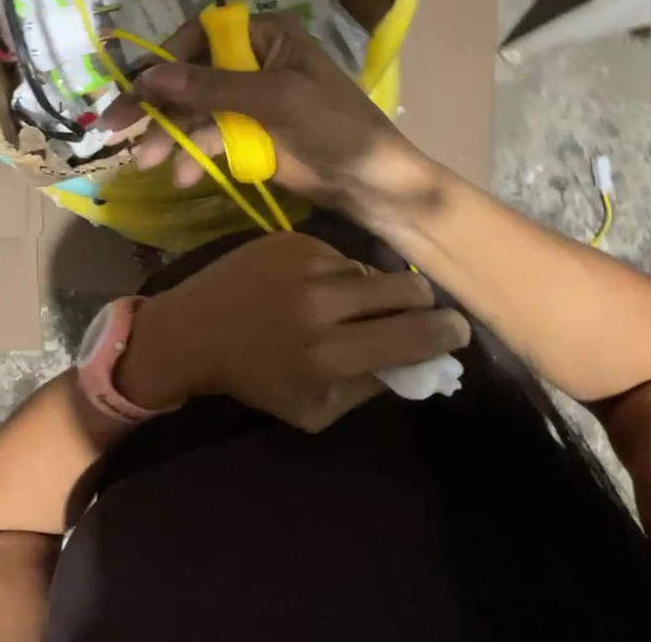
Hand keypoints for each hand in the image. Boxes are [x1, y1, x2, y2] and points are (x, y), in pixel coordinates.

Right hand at [102, 12, 435, 219]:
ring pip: (192, 112)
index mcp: (265, 36)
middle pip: (189, 75)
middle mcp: (250, 62)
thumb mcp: (275, 99)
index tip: (140, 86)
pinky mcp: (245, 136)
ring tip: (147, 160)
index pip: (201, 35)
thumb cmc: (336, 126)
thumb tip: (150, 77)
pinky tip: (180, 174)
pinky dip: (191, 155)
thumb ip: (212, 88)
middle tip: (113, 126)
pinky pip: (206, 138)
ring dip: (168, 135)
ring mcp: (246, 101)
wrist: (372, 184)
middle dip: (154, 103)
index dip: (167, 59)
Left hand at [118, 231, 470, 432]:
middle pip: (404, 288)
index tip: (458, 331)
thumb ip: (370, 389)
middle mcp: (319, 304)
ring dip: (373, 286)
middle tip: (418, 310)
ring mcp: (302, 264)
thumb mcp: (315, 409)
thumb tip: (421, 365)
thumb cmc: (255, 378)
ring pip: (369, 268)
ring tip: (351, 302)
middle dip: (421, 301)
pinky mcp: (287, 240)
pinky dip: (337, 271)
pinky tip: (315, 286)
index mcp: (328, 355)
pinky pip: (336, 254)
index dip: (445, 333)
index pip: (411, 336)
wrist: (192, 330)